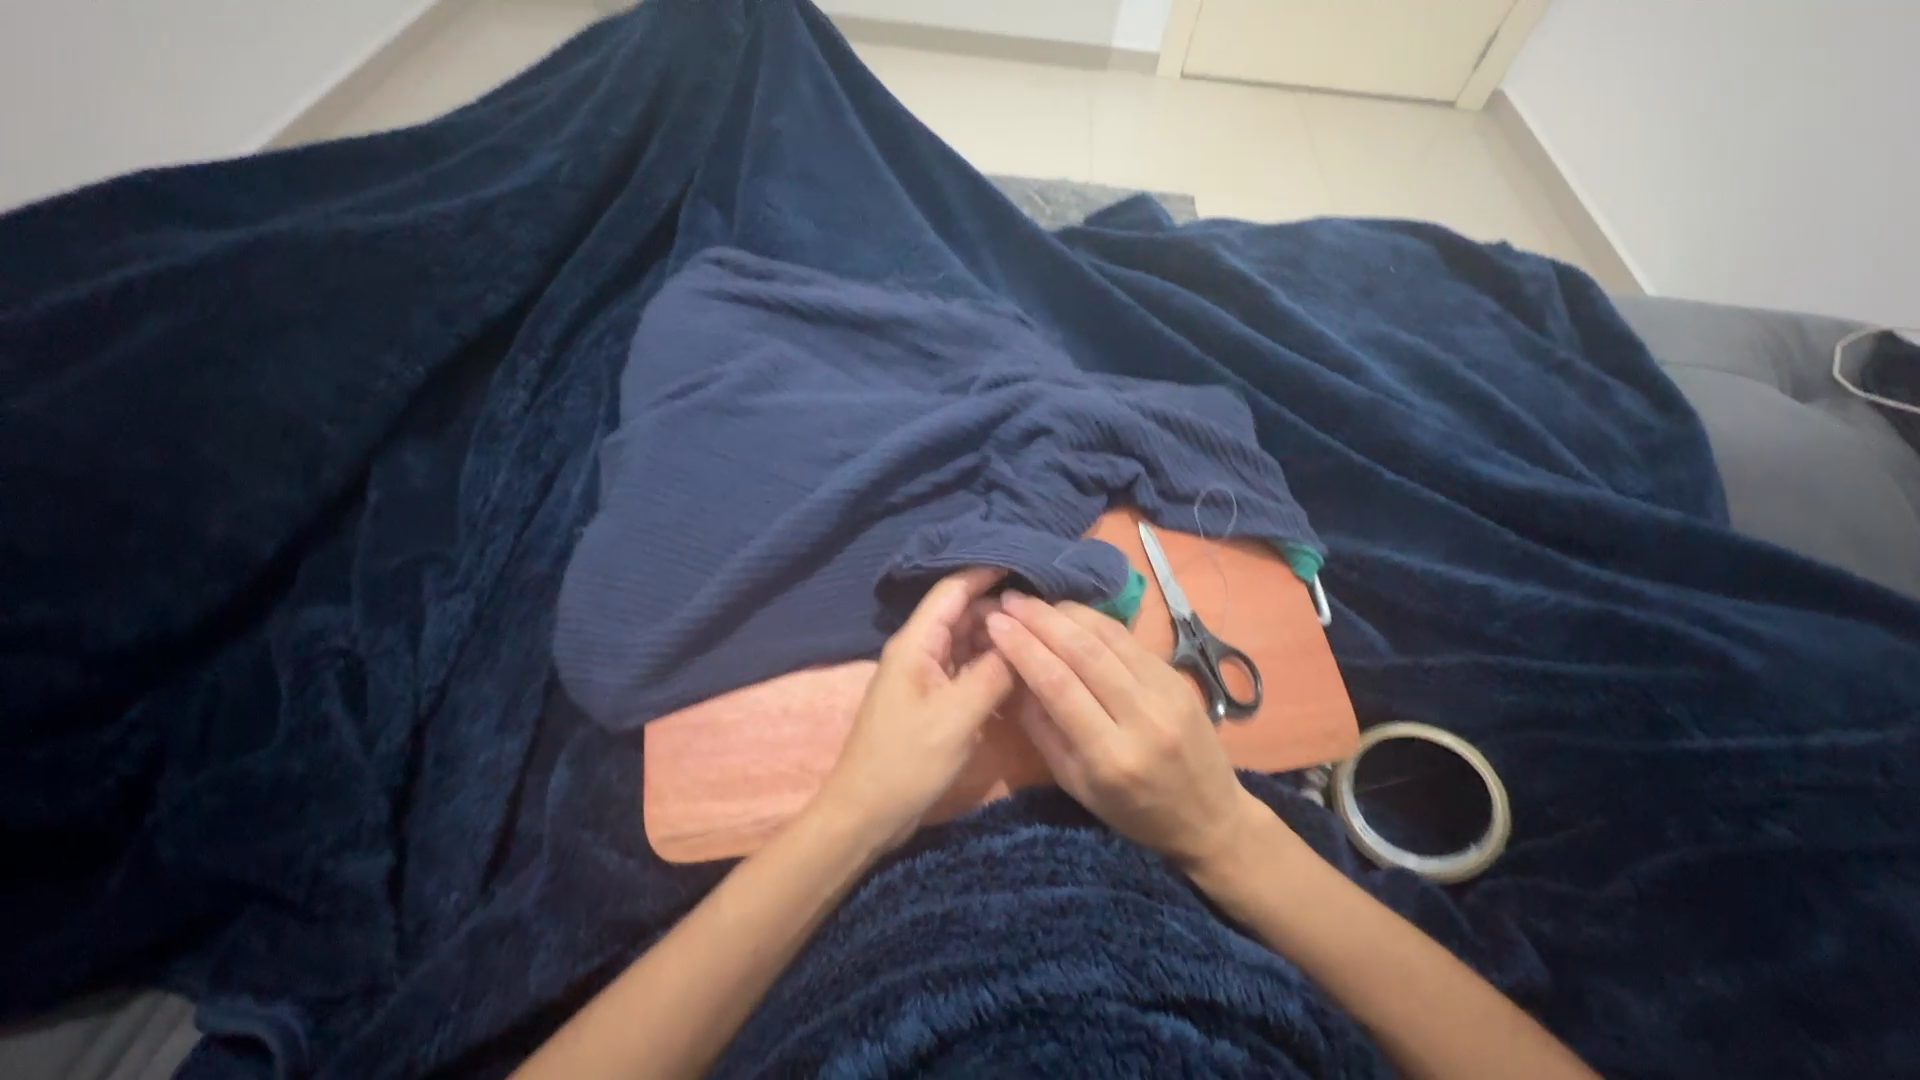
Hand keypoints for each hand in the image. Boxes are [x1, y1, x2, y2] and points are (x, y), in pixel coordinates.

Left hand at [814, 568, 1015, 848]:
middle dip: (1000, 611)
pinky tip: (1019, 675)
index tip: (1030, 567)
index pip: (953, 590)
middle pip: (962, 615)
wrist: (866, 814)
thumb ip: (994, 674)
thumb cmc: (908, 762)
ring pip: (965, 644)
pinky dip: (988, 668)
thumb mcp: (958, 717)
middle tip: (1048, 613)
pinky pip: (963, 671)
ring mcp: (924, 677)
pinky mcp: (931, 701)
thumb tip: (1024, 639)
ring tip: (1041, 640)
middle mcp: (918, 651)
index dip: (988, 573)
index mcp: (916, 644)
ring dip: (997, 641)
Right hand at [985, 591, 1272, 868]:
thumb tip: (1015, 674)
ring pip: (1109, 638)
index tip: (995, 623)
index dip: (1023, 648)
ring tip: (1033, 601)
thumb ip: (1043, 729)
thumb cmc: (1133, 810)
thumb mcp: (1075, 784)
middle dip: (1040, 621)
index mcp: (1110, 757)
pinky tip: (1070, 612)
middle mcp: (1142, 719)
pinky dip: (1095, 621)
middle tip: (1008, 600)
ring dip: (1066, 613)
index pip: (1059, 686)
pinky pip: (1130, 640)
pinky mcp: (1178, 678)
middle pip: (1084, 653)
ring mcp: (1166, 694)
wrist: (1210, 817)